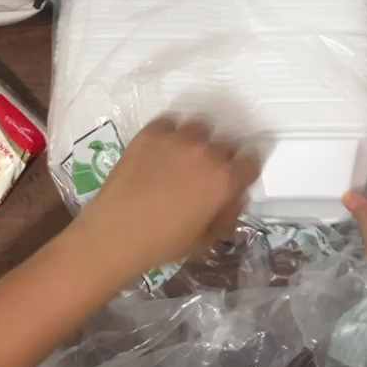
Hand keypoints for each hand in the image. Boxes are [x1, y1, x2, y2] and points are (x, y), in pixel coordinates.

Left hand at [70, 117, 261, 280]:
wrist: (115, 233)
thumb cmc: (163, 243)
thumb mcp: (207, 238)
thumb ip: (229, 213)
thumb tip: (235, 194)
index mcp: (225, 180)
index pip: (251, 160)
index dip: (243, 170)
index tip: (235, 177)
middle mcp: (206, 153)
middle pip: (226, 143)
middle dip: (220, 158)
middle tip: (202, 174)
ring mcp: (178, 138)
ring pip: (200, 128)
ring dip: (197, 142)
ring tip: (181, 159)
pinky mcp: (151, 132)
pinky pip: (170, 123)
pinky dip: (169, 134)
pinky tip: (160, 152)